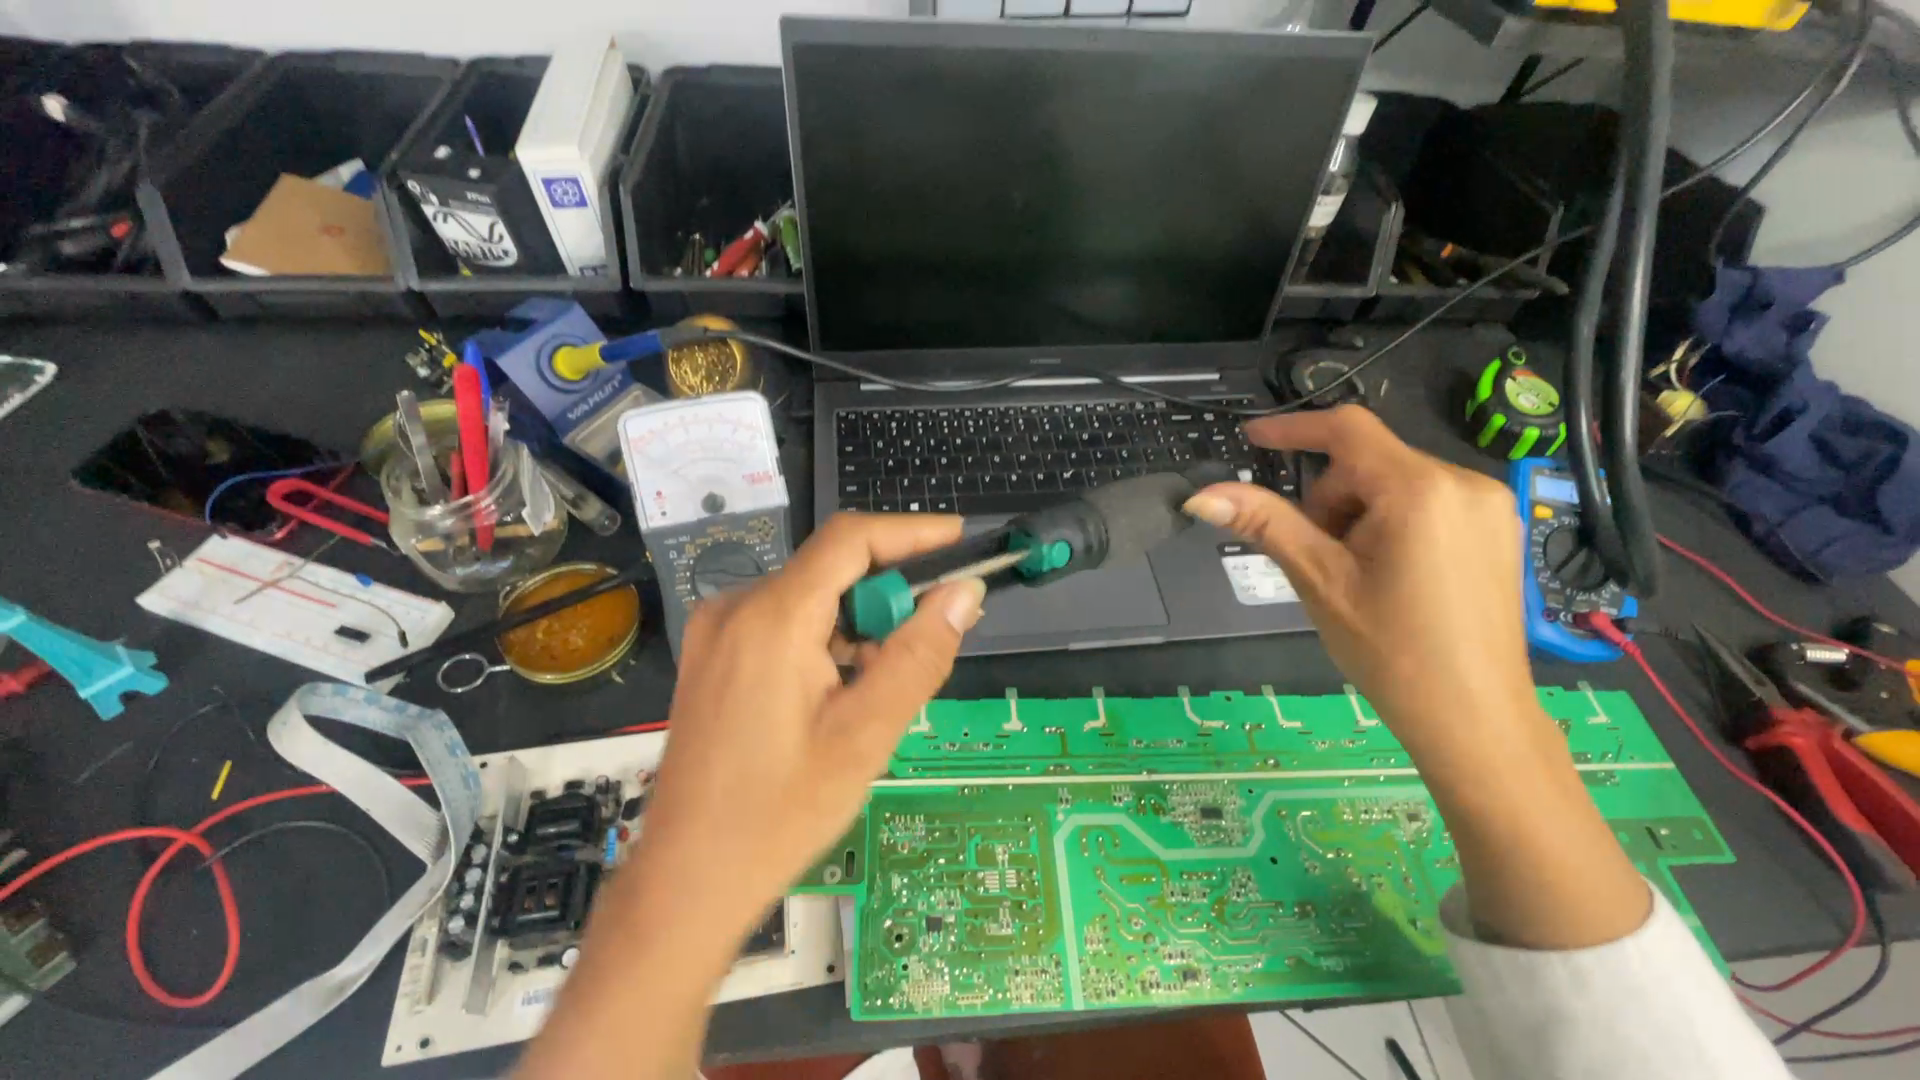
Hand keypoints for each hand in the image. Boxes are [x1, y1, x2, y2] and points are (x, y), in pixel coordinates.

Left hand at [635, 513, 987, 937]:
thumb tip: (963, 594)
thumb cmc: (781, 813)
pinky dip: (822, 644)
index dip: (911, 532)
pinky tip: (837, 698)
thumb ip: (919, 653)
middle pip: (829, 572)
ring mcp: (715, 633)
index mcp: (772, 618)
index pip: (850, 540)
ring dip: (855, 628)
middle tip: (923, 650)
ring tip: (877, 693)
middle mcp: (735, 608)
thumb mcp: (866, 734)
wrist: (690, 876)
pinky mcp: (710, 658)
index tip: (959, 540)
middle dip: (885, 599)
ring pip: (807, 600)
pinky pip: (780, 625)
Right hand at [1182, 406, 1534, 760]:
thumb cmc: (1391, 650)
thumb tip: (1201, 495)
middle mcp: (1463, 482)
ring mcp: (1487, 505)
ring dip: (1359, 513)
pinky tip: (1389, 573)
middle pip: (1370, 462)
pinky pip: (1429, 502)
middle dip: (1329, 498)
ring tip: (1354, 574)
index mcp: (1420, 490)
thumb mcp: (1320, 581)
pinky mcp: (1497, 528)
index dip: (1293, 429)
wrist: (1473, 717)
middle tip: (1315, 556)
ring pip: (1397, 483)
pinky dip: (1393, 522)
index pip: (1347, 430)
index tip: (1252, 440)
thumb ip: (1265, 524)